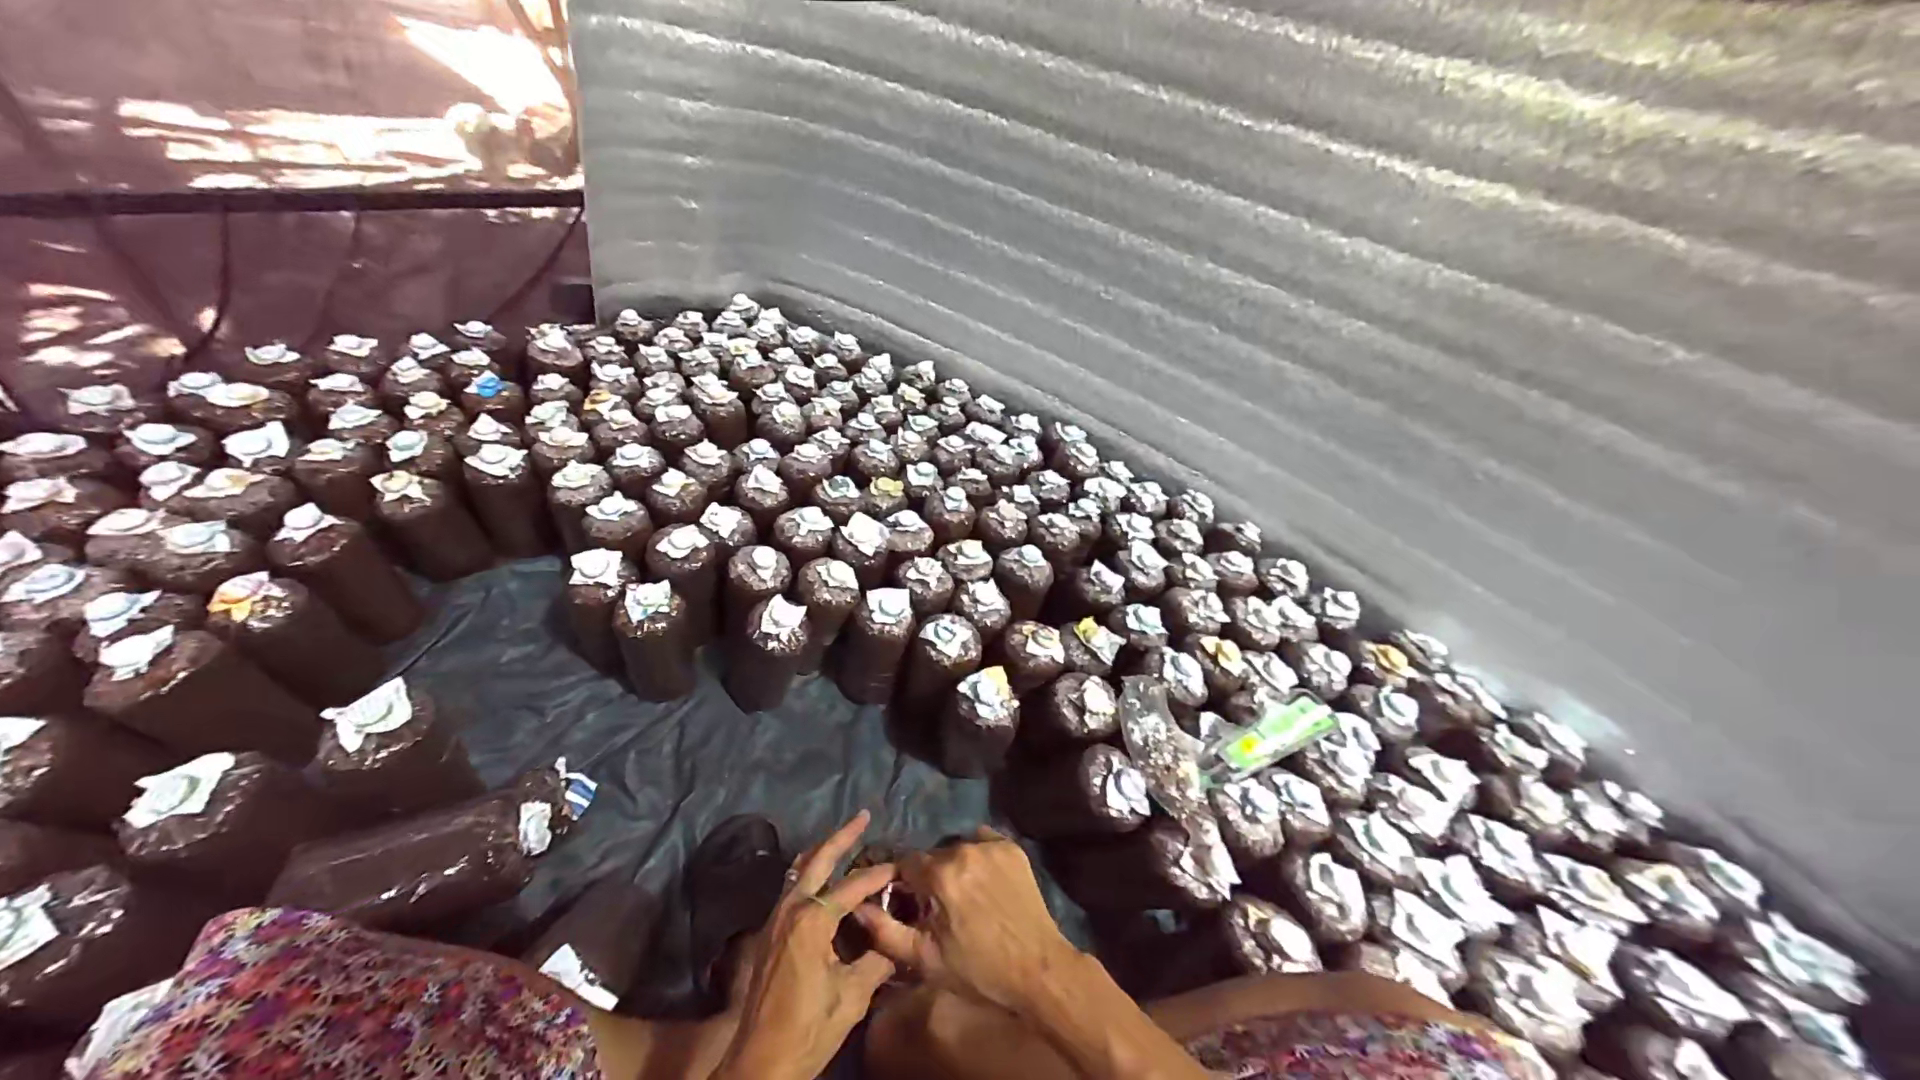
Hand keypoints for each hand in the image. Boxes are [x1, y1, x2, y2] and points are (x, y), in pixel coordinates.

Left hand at [711, 811, 896, 1079]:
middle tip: (863, 815)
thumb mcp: (853, 996)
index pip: (853, 886)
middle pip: (818, 860)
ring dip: (822, 851)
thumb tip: (895, 937)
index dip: (879, 875)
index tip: (901, 867)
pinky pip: (792, 888)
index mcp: (812, 920)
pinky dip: (810, 873)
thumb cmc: (808, 1029)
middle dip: (842, 836)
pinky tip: (822, 877)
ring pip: (800, 871)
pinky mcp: (769, 934)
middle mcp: (790, 910)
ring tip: (844, 837)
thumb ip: (877, 958)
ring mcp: (775, 920)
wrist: (759, 1065)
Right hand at [855, 826, 1080, 1011]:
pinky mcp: (1012, 848)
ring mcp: (991, 846)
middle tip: (938, 906)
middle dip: (929, 878)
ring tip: (964, 897)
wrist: (1038, 969)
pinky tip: (983, 881)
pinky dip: (977, 856)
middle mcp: (964, 850)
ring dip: (953, 867)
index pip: (906, 864)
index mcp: (940, 874)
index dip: (903, 883)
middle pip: (933, 857)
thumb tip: (858, 907)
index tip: (909, 903)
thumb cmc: (979, 970)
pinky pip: (983, 842)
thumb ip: (885, 931)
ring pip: (957, 850)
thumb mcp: (925, 958)